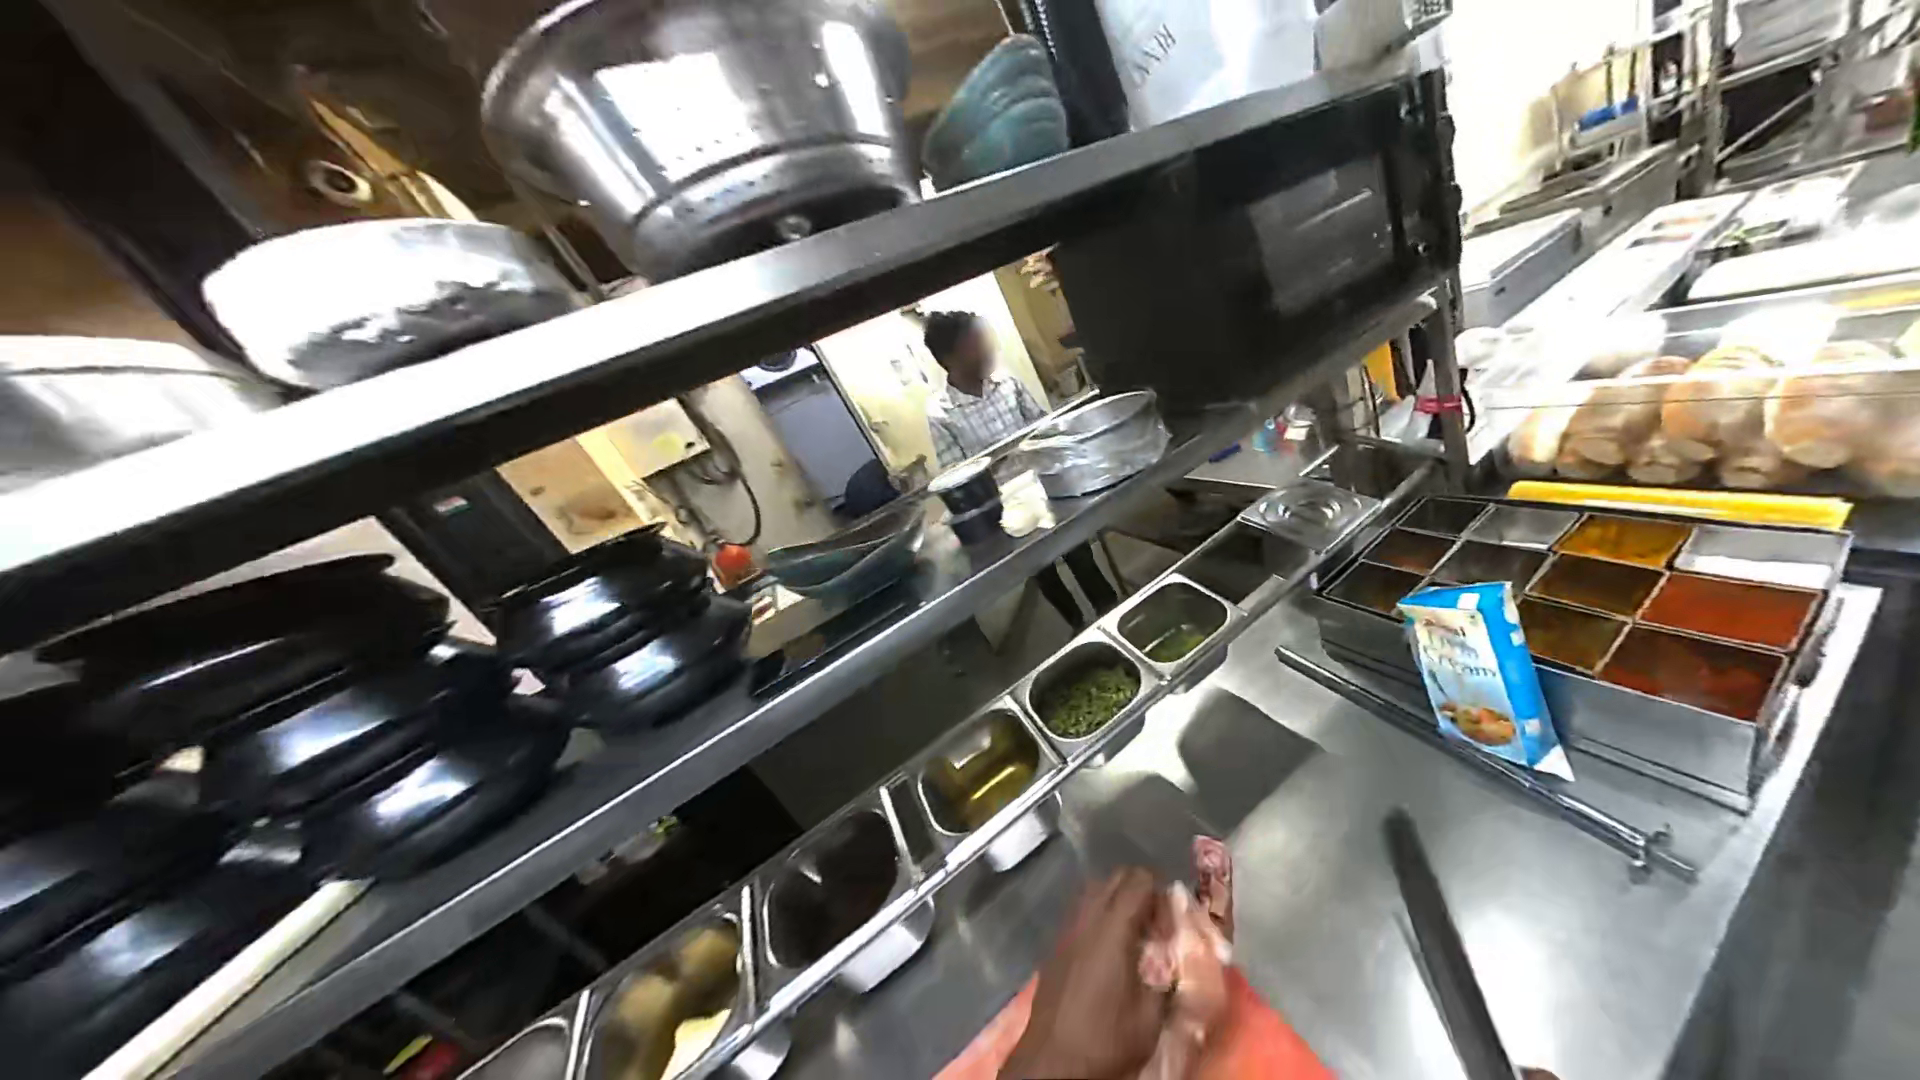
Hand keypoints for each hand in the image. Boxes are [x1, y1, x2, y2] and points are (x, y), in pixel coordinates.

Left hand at [1002, 868, 1168, 1079]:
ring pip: (1096, 890)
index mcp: (1113, 928)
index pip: (1139, 880)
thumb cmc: (1106, 1039)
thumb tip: (1175, 958)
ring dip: (1118, 901)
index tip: (1170, 923)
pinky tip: (1109, 951)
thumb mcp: (1150, 1017)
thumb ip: (1165, 977)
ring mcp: (1068, 926)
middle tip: (1156, 927)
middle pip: (1116, 877)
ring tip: (1134, 937)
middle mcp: (1087, 916)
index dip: (1161, 894)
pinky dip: (1100, 916)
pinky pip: (1082, 910)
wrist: (1053, 1061)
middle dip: (1141, 891)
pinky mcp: (1057, 941)